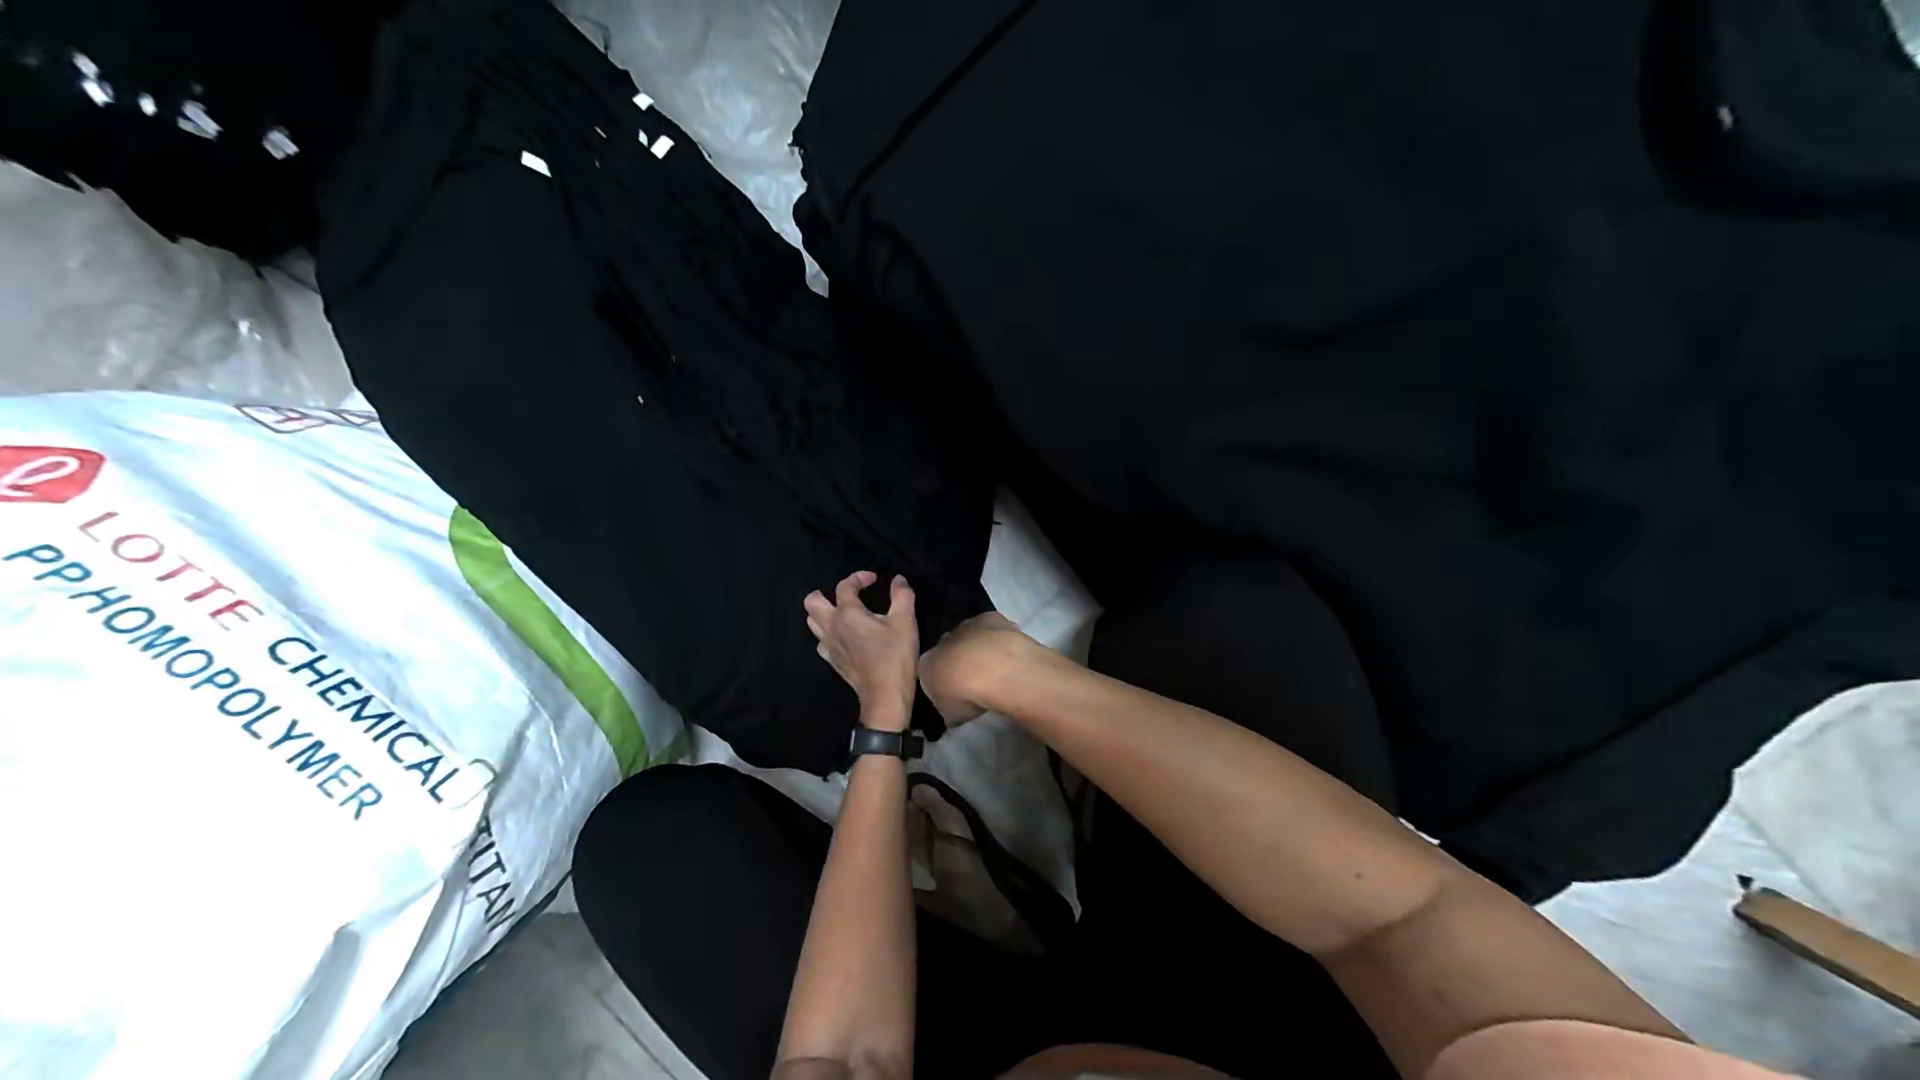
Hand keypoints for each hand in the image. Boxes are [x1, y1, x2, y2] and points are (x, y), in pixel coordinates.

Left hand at [804, 571, 918, 730]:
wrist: (885, 696)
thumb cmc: (895, 656)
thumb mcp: (905, 622)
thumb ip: (902, 595)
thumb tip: (898, 580)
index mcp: (848, 614)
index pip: (844, 586)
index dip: (858, 577)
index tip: (874, 579)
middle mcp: (832, 627)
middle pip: (812, 603)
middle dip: (824, 593)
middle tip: (844, 594)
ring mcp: (828, 646)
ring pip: (812, 623)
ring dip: (823, 613)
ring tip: (841, 612)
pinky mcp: (832, 661)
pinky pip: (821, 642)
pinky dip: (827, 634)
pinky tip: (843, 636)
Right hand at [917, 611, 1038, 725]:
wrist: (992, 668)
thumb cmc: (966, 696)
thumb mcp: (951, 714)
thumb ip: (949, 708)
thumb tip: (953, 709)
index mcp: (927, 664)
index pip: (931, 672)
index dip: (945, 682)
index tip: (958, 694)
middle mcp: (942, 641)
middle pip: (949, 650)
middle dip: (959, 661)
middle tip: (975, 679)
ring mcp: (966, 626)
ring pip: (969, 636)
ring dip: (979, 648)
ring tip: (995, 667)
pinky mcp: (990, 618)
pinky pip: (991, 628)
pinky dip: (998, 637)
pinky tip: (1009, 651)